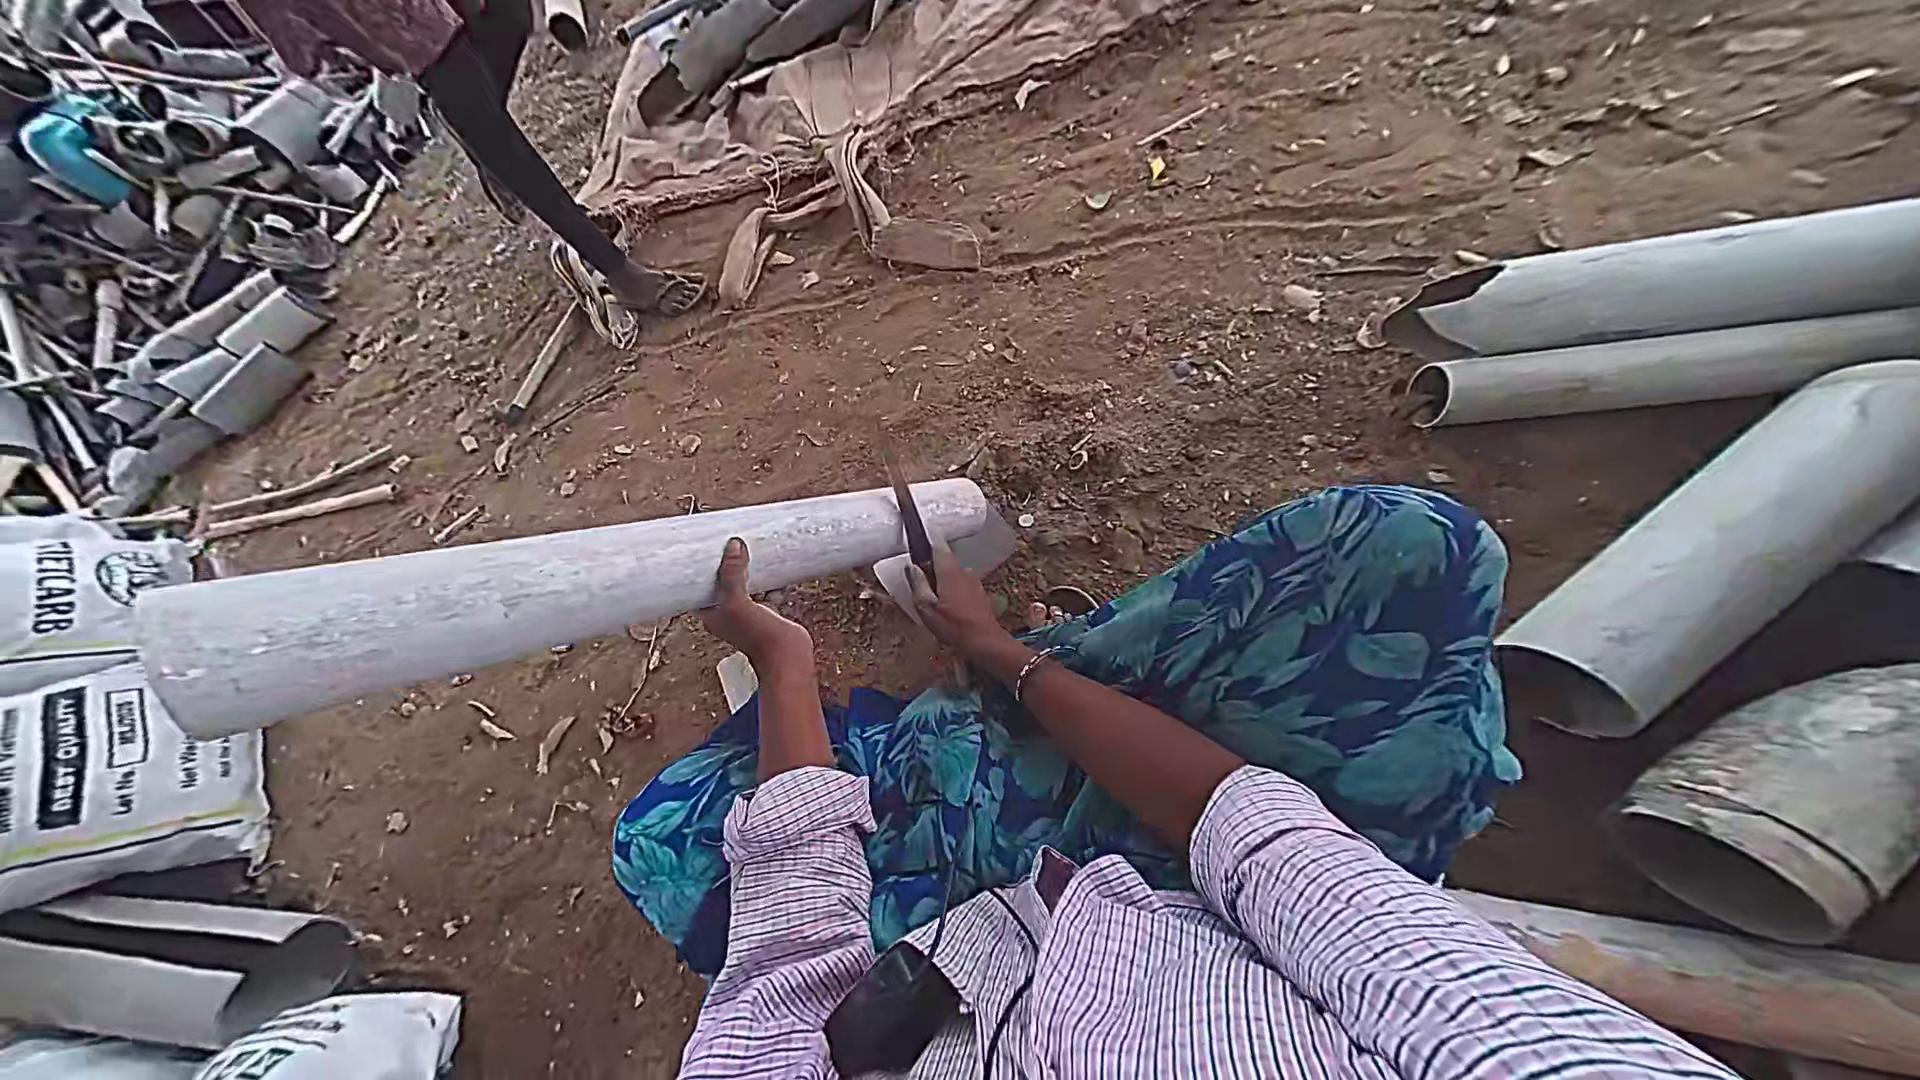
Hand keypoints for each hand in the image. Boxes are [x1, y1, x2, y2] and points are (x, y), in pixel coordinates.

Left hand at [700, 538, 812, 668]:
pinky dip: (768, 583)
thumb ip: (734, 574)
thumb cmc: (757, 637)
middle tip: (727, 547)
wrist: (787, 657)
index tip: (701, 551)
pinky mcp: (767, 614)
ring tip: (749, 554)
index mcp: (712, 614)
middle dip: (725, 568)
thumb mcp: (739, 601)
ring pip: (744, 588)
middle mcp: (727, 615)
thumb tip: (733, 545)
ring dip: (747, 573)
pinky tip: (775, 572)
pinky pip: (765, 593)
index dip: (698, 571)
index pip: (698, 588)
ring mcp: (747, 615)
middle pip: (722, 585)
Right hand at [909, 550, 1020, 666]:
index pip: (938, 547)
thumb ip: (917, 583)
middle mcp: (964, 572)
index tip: (917, 556)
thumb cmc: (953, 626)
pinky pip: (963, 586)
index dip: (925, 548)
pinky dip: (955, 592)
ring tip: (936, 602)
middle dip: (933, 570)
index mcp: (949, 571)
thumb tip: (911, 567)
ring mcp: (974, 582)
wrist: (984, 641)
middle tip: (923, 588)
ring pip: (954, 575)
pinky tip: (951, 610)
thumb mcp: (926, 607)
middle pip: (945, 562)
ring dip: (944, 583)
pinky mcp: (980, 594)